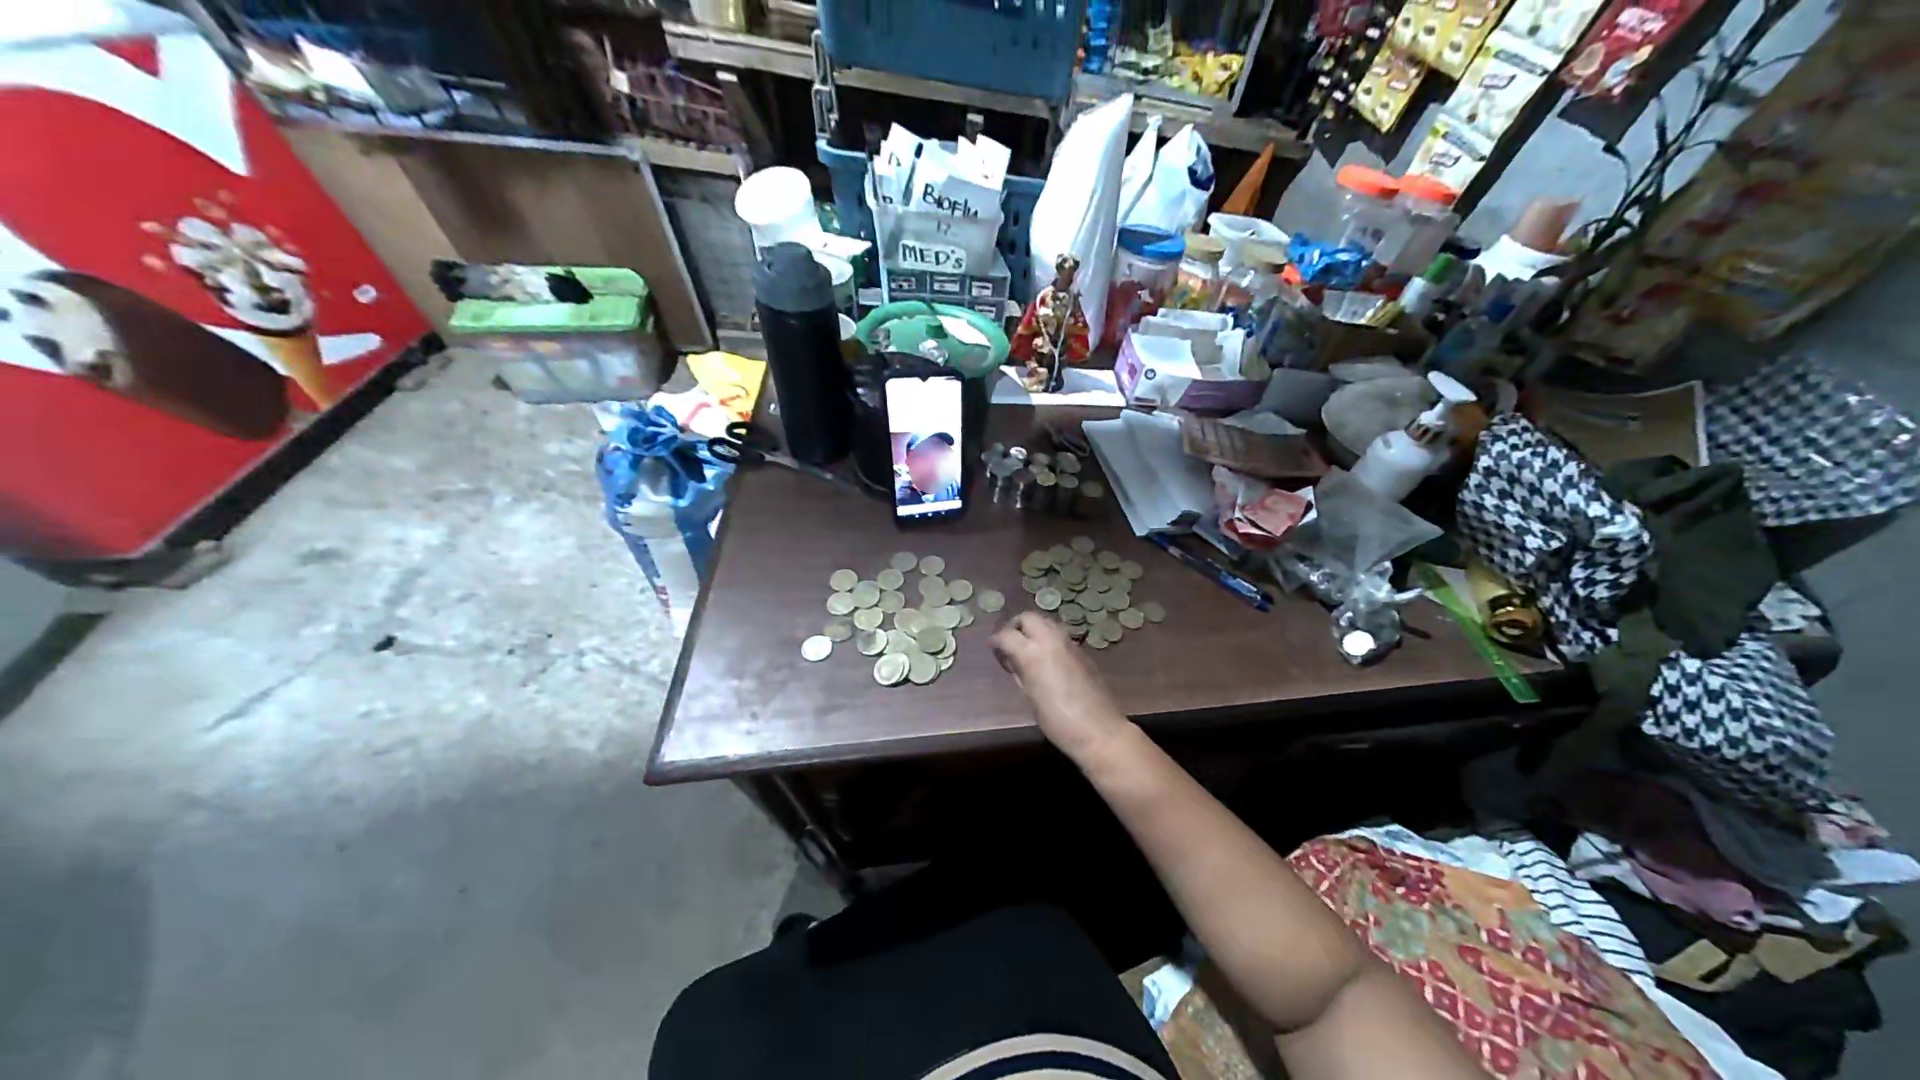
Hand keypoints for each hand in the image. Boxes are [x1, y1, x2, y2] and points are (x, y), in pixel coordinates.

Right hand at [990, 612, 1132, 760]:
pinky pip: (1060, 636)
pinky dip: (1049, 640)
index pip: (1006, 635)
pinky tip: (1048, 660)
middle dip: (1015, 626)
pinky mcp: (1083, 652)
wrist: (1099, 730)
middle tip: (1009, 643)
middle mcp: (1051, 641)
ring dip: (1034, 630)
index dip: (996, 641)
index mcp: (1032, 653)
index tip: (993, 649)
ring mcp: (1070, 644)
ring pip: (1046, 623)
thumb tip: (1013, 661)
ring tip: (1028, 651)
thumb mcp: (1031, 697)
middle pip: (1028, 617)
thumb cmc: (1057, 721)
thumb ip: (1020, 673)